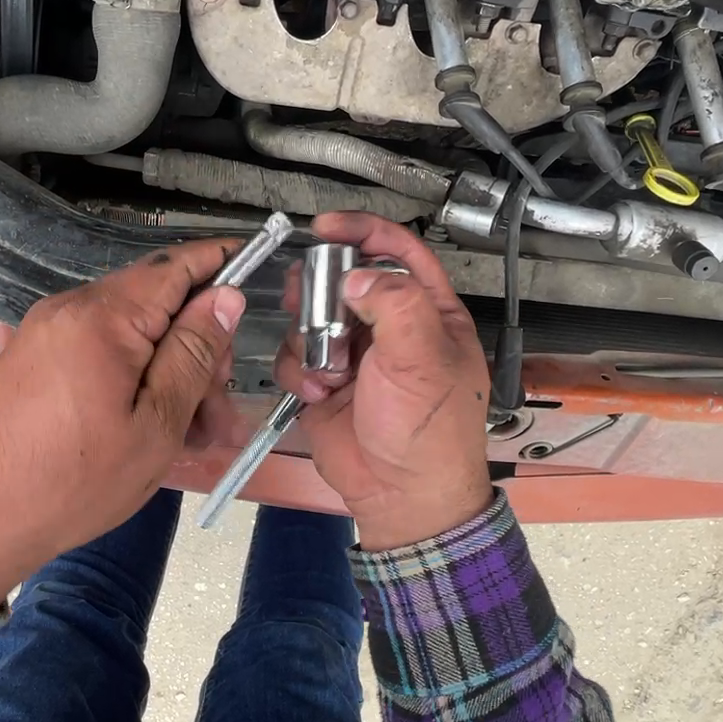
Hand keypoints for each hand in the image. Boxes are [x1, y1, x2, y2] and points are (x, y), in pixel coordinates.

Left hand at [0, 240, 246, 602]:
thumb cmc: (75, 481)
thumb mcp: (155, 424)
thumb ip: (194, 354)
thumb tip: (226, 296)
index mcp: (103, 317)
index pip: (174, 266)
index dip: (219, 265)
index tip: (255, 274)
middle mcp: (71, 308)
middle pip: (156, 305)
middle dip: (199, 350)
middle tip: (220, 411)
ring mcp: (48, 332)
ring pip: (132, 334)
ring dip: (170, 373)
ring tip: (194, 435)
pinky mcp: (36, 357)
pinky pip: (101, 351)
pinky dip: (135, 378)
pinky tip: (152, 426)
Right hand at [272, 213, 493, 550]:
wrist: (400, 496)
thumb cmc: (427, 428)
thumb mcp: (423, 358)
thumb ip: (394, 303)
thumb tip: (355, 278)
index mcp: (428, 313)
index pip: (399, 253)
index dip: (365, 232)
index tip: (328, 225)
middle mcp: (388, 328)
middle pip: (343, 281)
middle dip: (320, 290)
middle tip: (305, 299)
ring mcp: (353, 355)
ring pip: (311, 317)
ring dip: (309, 339)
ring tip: (323, 366)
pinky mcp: (322, 382)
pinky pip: (294, 357)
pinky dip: (298, 372)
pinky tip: (316, 393)